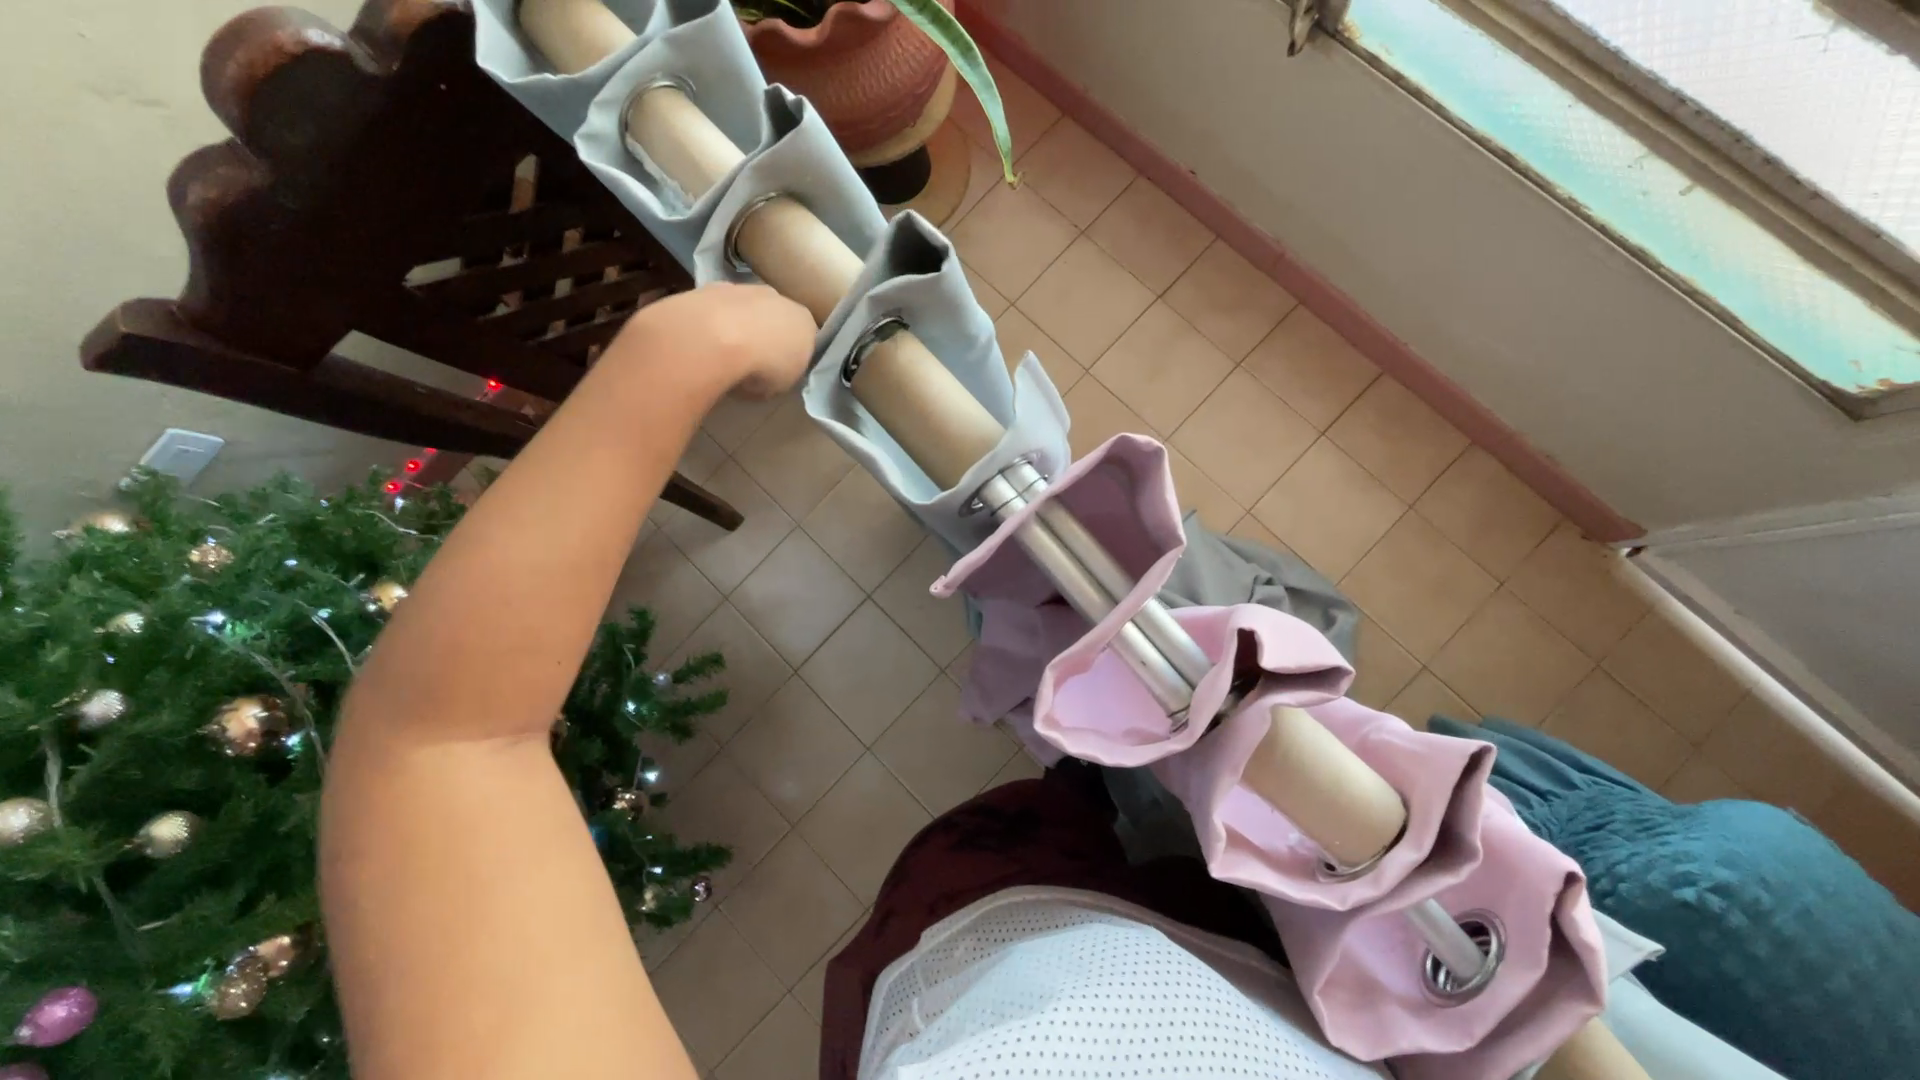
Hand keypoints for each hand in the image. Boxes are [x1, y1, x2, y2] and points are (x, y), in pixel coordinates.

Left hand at [609, 283, 815, 401]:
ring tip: (720, 355)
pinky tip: (701, 343)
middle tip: (748, 362)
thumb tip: (765, 376)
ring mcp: (742, 288)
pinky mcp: (709, 287)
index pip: (803, 338)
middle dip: (763, 334)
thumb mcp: (780, 386)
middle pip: (773, 317)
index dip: (789, 356)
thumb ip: (780, 376)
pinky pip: (715, 309)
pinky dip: (711, 323)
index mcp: (804, 321)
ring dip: (735, 326)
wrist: (717, 337)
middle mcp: (777, 297)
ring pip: (743, 309)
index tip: (775, 373)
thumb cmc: (761, 366)